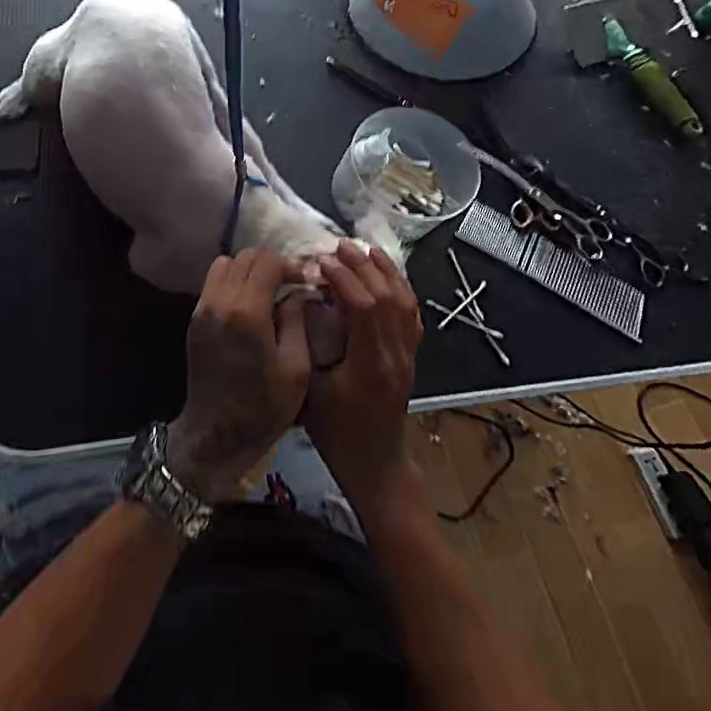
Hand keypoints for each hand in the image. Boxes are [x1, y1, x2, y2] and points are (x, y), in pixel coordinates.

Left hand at [167, 248, 310, 498]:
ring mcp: (202, 309)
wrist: (216, 434)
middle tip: (289, 284)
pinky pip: (214, 283)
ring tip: (268, 290)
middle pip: (245, 257)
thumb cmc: (264, 407)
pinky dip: (232, 281)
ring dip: (248, 269)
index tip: (304, 282)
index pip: (267, 262)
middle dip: (270, 264)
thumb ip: (297, 321)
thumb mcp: (296, 368)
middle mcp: (220, 302)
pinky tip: (250, 304)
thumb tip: (297, 294)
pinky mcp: (194, 319)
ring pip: (225, 264)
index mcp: (248, 312)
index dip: (290, 266)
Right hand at [304, 240, 423, 517]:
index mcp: (371, 364)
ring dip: (385, 273)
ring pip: (404, 302)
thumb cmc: (336, 433)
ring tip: (364, 250)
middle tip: (340, 246)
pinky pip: (410, 315)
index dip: (344, 279)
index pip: (365, 307)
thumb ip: (306, 347)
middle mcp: (396, 354)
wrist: (375, 464)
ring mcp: (408, 355)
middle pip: (388, 298)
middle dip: (364, 267)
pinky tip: (386, 277)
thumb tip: (299, 305)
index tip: (321, 262)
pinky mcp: (410, 357)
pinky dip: (399, 289)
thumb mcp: (311, 391)